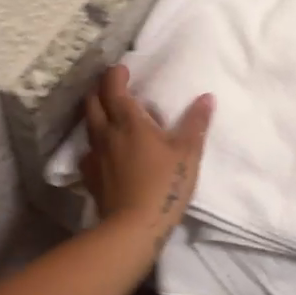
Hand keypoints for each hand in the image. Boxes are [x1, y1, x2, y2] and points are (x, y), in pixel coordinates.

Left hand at [78, 65, 212, 244]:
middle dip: (101, 90)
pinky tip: (105, 153)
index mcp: (129, 121)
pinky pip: (88, 153)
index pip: (113, 88)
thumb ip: (195, 123)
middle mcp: (106, 133)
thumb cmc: (164, 184)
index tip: (123, 69)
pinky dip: (95, 146)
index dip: (115, 75)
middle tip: (114, 88)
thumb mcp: (188, 153)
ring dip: (97, 115)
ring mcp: (95, 156)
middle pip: (93, 102)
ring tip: (111, 117)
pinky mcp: (91, 177)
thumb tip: (206, 98)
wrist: (133, 225)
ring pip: (89, 126)